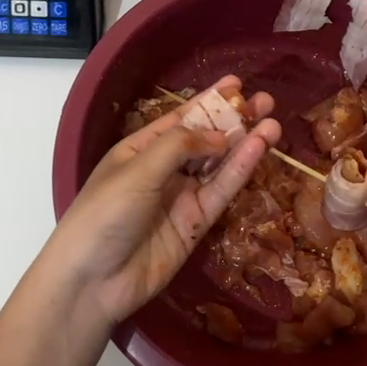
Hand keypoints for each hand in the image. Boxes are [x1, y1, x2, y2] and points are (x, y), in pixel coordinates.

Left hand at [39, 77, 280, 329]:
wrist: (92, 280)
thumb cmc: (104, 214)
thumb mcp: (138, 169)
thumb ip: (180, 146)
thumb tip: (221, 135)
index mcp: (140, 149)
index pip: (180, 118)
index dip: (209, 101)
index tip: (237, 85)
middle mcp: (163, 169)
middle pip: (205, 140)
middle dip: (234, 121)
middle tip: (265, 102)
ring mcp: (181, 197)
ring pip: (219, 165)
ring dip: (244, 144)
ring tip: (274, 124)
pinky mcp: (196, 224)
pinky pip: (221, 192)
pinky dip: (240, 171)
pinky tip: (258, 149)